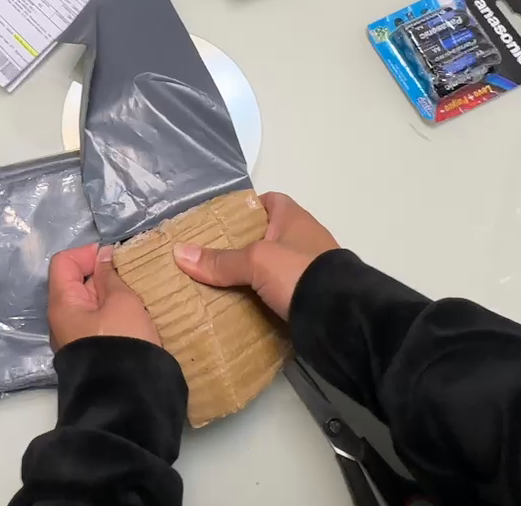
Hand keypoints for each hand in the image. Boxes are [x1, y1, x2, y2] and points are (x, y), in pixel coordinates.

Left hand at [47, 243, 160, 348]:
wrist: (128, 402)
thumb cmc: (122, 343)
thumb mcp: (122, 302)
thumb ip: (111, 276)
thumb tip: (103, 256)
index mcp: (62, 304)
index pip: (64, 262)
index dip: (87, 254)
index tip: (114, 259)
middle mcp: (61, 320)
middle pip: (76, 282)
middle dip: (102, 275)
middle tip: (130, 278)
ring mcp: (73, 338)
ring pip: (89, 304)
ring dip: (110, 295)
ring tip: (135, 296)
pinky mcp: (89, 352)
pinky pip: (96, 322)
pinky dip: (112, 313)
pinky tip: (133, 317)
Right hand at [173, 191, 338, 318]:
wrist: (342, 320)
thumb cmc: (299, 272)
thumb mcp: (256, 261)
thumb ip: (220, 260)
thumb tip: (178, 253)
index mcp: (294, 218)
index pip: (269, 201)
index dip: (247, 207)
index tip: (222, 221)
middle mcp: (304, 239)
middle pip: (267, 236)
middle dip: (243, 246)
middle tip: (212, 256)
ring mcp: (311, 270)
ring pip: (273, 267)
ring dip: (254, 275)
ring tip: (221, 283)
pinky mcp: (313, 298)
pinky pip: (281, 292)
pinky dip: (265, 298)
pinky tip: (243, 307)